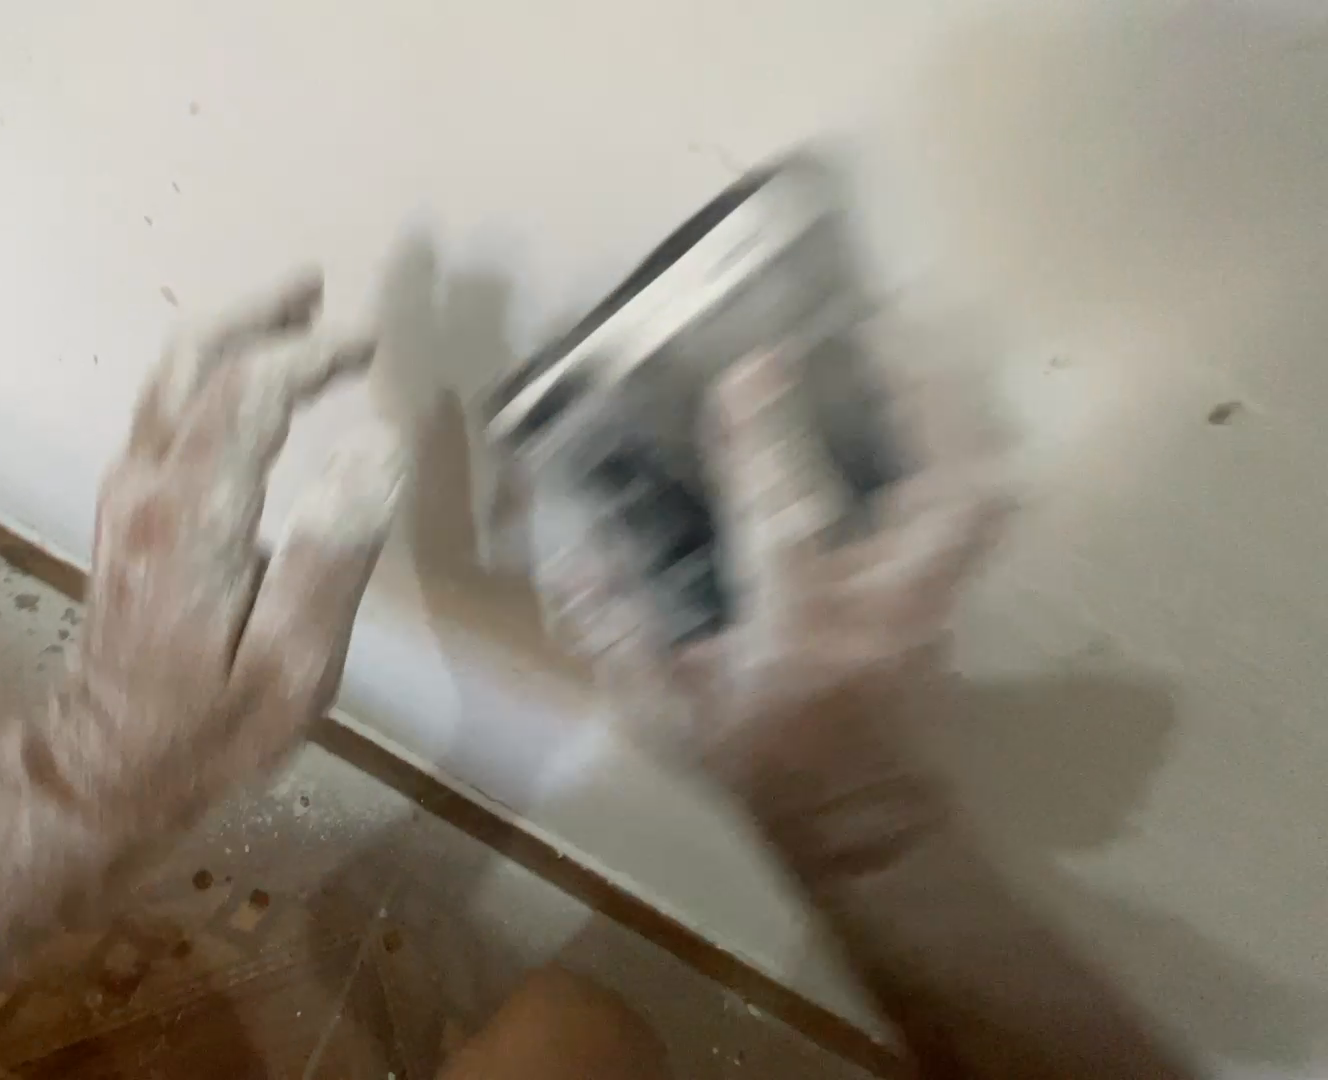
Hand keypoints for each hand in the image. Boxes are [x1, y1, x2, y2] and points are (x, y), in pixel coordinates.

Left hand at [21, 272, 406, 838]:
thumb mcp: (293, 666)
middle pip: (193, 362)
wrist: (107, 768)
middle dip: (261, 316)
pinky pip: (164, 414)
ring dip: (233, 336)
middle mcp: (146, 487)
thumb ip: (333, 553)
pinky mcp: (124, 513)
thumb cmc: (210, 731)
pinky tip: (244, 385)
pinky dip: (210, 376)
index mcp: (192, 518)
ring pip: (170, 381)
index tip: (369, 345)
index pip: (249, 392)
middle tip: (319, 293)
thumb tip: (379, 447)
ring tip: (293, 318)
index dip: (311, 355)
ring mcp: (125, 496)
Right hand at [535, 349, 1010, 805]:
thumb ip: (615, 637)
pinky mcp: (946, 601)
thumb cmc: (754, 762)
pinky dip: (949, 457)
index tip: (752, 368)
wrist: (860, 821)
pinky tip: (913, 423)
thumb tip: (572, 560)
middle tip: (879, 335)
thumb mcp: (661, 713)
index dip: (767, 443)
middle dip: (922, 409)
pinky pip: (966, 515)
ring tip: (905, 355)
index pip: (785, 522)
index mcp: (800, 631)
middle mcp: (884, 607)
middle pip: (945, 500)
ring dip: (948, 420)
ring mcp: (933, 602)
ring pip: (975, 499)